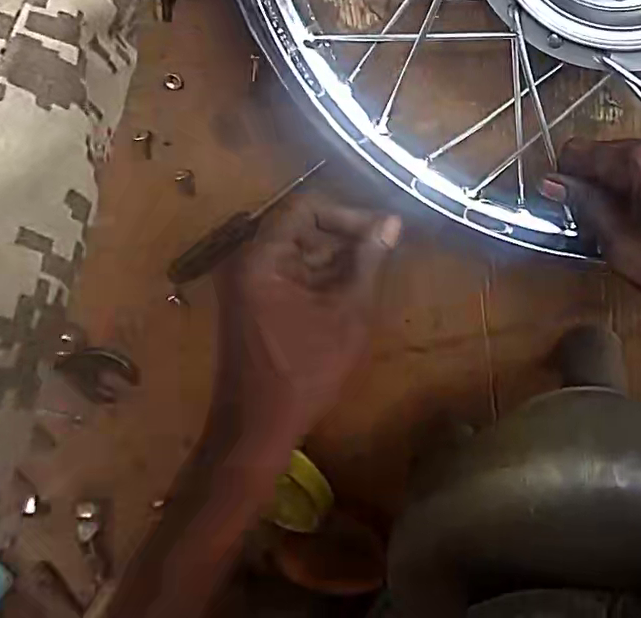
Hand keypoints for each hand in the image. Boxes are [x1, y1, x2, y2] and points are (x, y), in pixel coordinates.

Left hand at [224, 195, 401, 433]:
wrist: (256, 432)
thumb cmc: (304, 369)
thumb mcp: (347, 310)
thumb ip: (369, 259)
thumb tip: (392, 221)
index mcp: (262, 257)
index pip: (306, 208)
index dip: (346, 214)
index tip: (379, 231)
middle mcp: (248, 263)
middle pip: (301, 227)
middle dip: (344, 235)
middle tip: (383, 250)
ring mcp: (248, 284)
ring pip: (299, 251)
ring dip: (336, 257)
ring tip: (372, 271)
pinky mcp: (254, 304)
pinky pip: (291, 273)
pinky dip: (321, 276)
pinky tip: (350, 291)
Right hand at [545, 135, 640, 360]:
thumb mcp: (621, 246)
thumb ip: (585, 205)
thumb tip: (552, 184)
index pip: (580, 152)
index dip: (566, 179)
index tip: (566, 207)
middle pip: (605, 153)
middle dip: (595, 183)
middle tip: (600, 224)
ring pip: (628, 159)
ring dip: (618, 186)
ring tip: (630, 225)